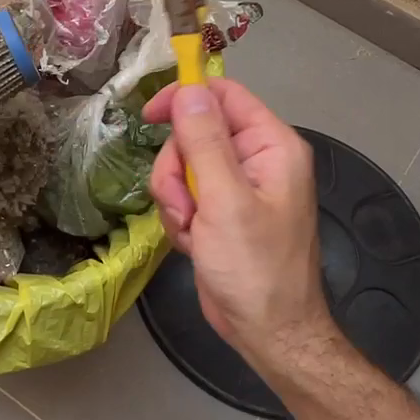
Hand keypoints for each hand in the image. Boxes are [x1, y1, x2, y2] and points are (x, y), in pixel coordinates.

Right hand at [142, 79, 333, 360]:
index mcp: (270, 146)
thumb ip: (204, 141)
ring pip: (182, 168)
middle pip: (194, 134)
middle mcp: (255, 160)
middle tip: (185, 204)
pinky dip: (180, 219)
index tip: (149, 116)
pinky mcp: (219, 213)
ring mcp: (236, 188)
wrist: (266, 329)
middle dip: (177, 170)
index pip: (224, 95)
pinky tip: (194, 243)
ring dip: (175, 200)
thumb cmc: (255, 267)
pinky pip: (183, 196)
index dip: (186, 98)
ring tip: (192, 231)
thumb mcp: (225, 200)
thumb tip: (188, 90)